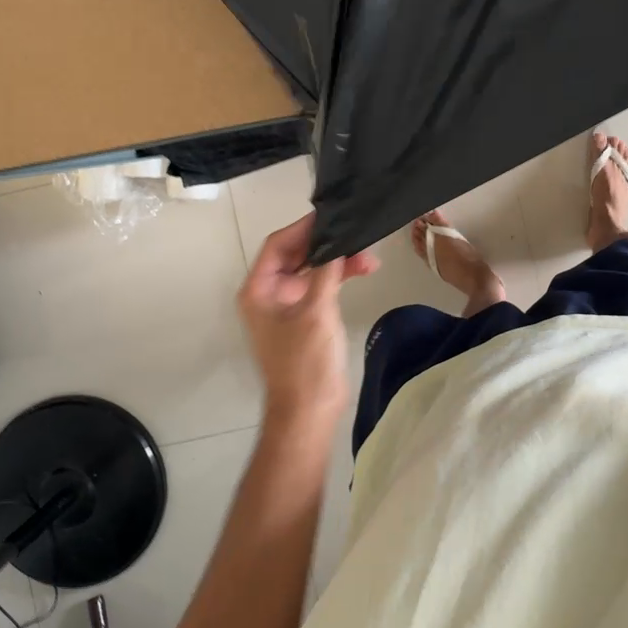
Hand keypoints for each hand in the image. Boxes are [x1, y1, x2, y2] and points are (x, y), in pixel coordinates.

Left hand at [239, 213, 379, 424]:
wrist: (309, 412)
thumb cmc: (305, 362)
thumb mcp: (316, 311)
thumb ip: (326, 271)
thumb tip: (337, 241)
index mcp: (259, 290)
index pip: (277, 245)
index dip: (303, 228)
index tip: (331, 214)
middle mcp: (269, 294)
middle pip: (296, 255)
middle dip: (326, 244)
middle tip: (355, 231)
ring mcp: (288, 306)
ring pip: (312, 269)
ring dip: (338, 261)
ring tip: (369, 256)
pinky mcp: (306, 317)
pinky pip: (320, 286)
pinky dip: (339, 277)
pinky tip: (363, 270)